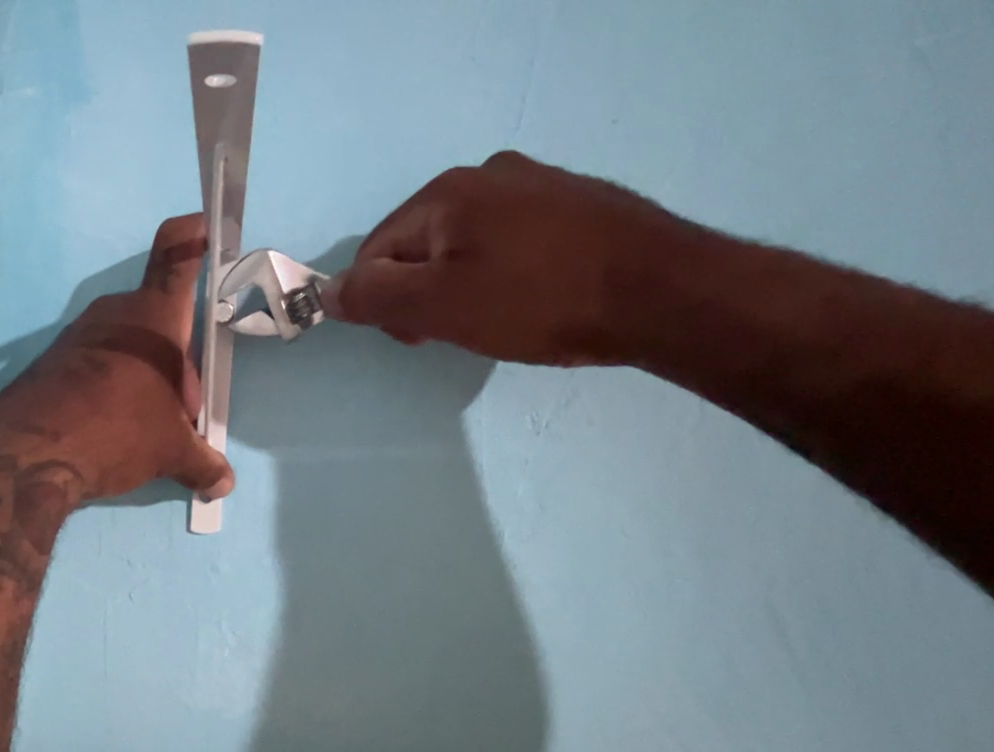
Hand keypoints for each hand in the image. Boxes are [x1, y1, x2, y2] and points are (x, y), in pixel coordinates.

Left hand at [0, 214, 234, 499]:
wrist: (29, 454)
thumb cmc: (116, 432)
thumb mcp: (170, 452)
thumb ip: (202, 462)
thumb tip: (223, 482)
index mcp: (156, 317)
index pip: (178, 251)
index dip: (195, 234)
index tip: (207, 229)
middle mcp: (115, 313)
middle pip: (160, 321)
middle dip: (178, 364)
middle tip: (181, 415)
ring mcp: (78, 334)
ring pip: (128, 346)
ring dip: (144, 380)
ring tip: (144, 429)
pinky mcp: (51, 359)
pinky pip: (96, 364)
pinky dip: (111, 389)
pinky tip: (109, 430)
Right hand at [322, 151, 695, 365]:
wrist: (666, 293)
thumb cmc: (538, 301)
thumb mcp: (438, 306)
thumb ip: (373, 296)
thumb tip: (327, 292)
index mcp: (447, 193)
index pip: (376, 252)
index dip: (381, 301)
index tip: (417, 335)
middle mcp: (488, 174)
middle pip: (418, 246)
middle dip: (421, 295)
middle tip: (454, 333)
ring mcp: (537, 185)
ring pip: (464, 247)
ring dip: (460, 288)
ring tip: (495, 321)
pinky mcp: (575, 205)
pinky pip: (508, 244)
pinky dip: (502, 276)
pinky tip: (529, 301)